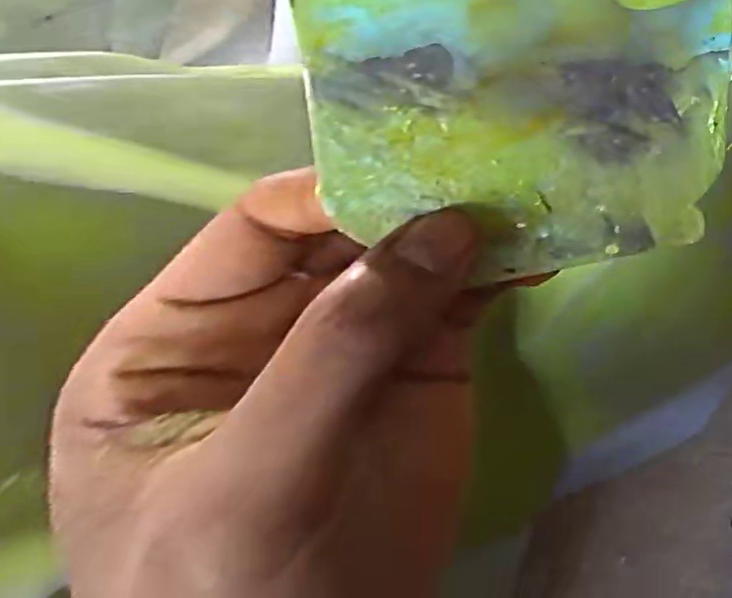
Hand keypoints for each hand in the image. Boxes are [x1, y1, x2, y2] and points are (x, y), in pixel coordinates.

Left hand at [49, 169, 497, 597]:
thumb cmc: (236, 595)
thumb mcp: (259, 477)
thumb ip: (339, 347)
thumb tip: (444, 227)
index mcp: (187, 331)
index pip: (263, 223)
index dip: (337, 192)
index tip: (420, 176)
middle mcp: (277, 316)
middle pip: (355, 225)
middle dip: (422, 200)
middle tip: (497, 176)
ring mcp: (361, 334)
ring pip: (422, 250)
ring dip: (477, 226)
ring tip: (533, 205)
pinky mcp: (427, 354)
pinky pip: (469, 290)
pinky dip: (506, 267)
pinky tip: (543, 255)